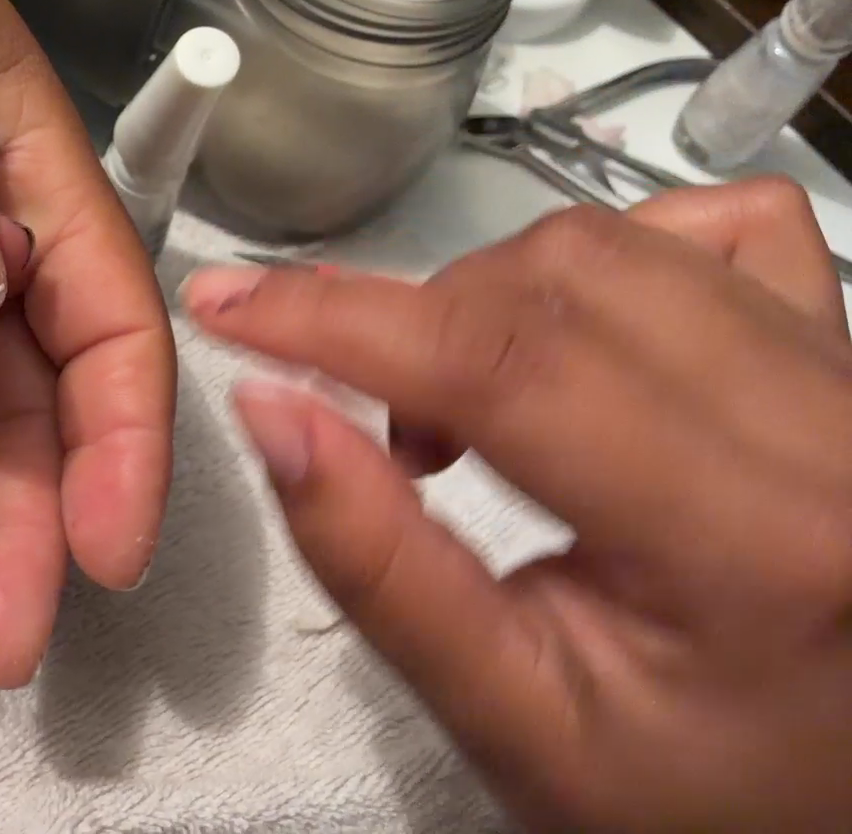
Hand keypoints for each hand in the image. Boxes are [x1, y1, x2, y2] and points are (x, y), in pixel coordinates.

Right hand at [183, 179, 851, 831]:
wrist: (840, 799)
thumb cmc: (674, 789)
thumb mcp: (501, 711)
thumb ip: (370, 556)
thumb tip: (264, 406)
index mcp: (750, 544)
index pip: (499, 367)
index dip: (333, 319)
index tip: (219, 301)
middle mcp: (838, 431)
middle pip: (547, 283)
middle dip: (398, 324)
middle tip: (384, 432)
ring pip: (607, 246)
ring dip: (475, 302)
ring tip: (463, 405)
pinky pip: (720, 230)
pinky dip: (599, 261)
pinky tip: (567, 338)